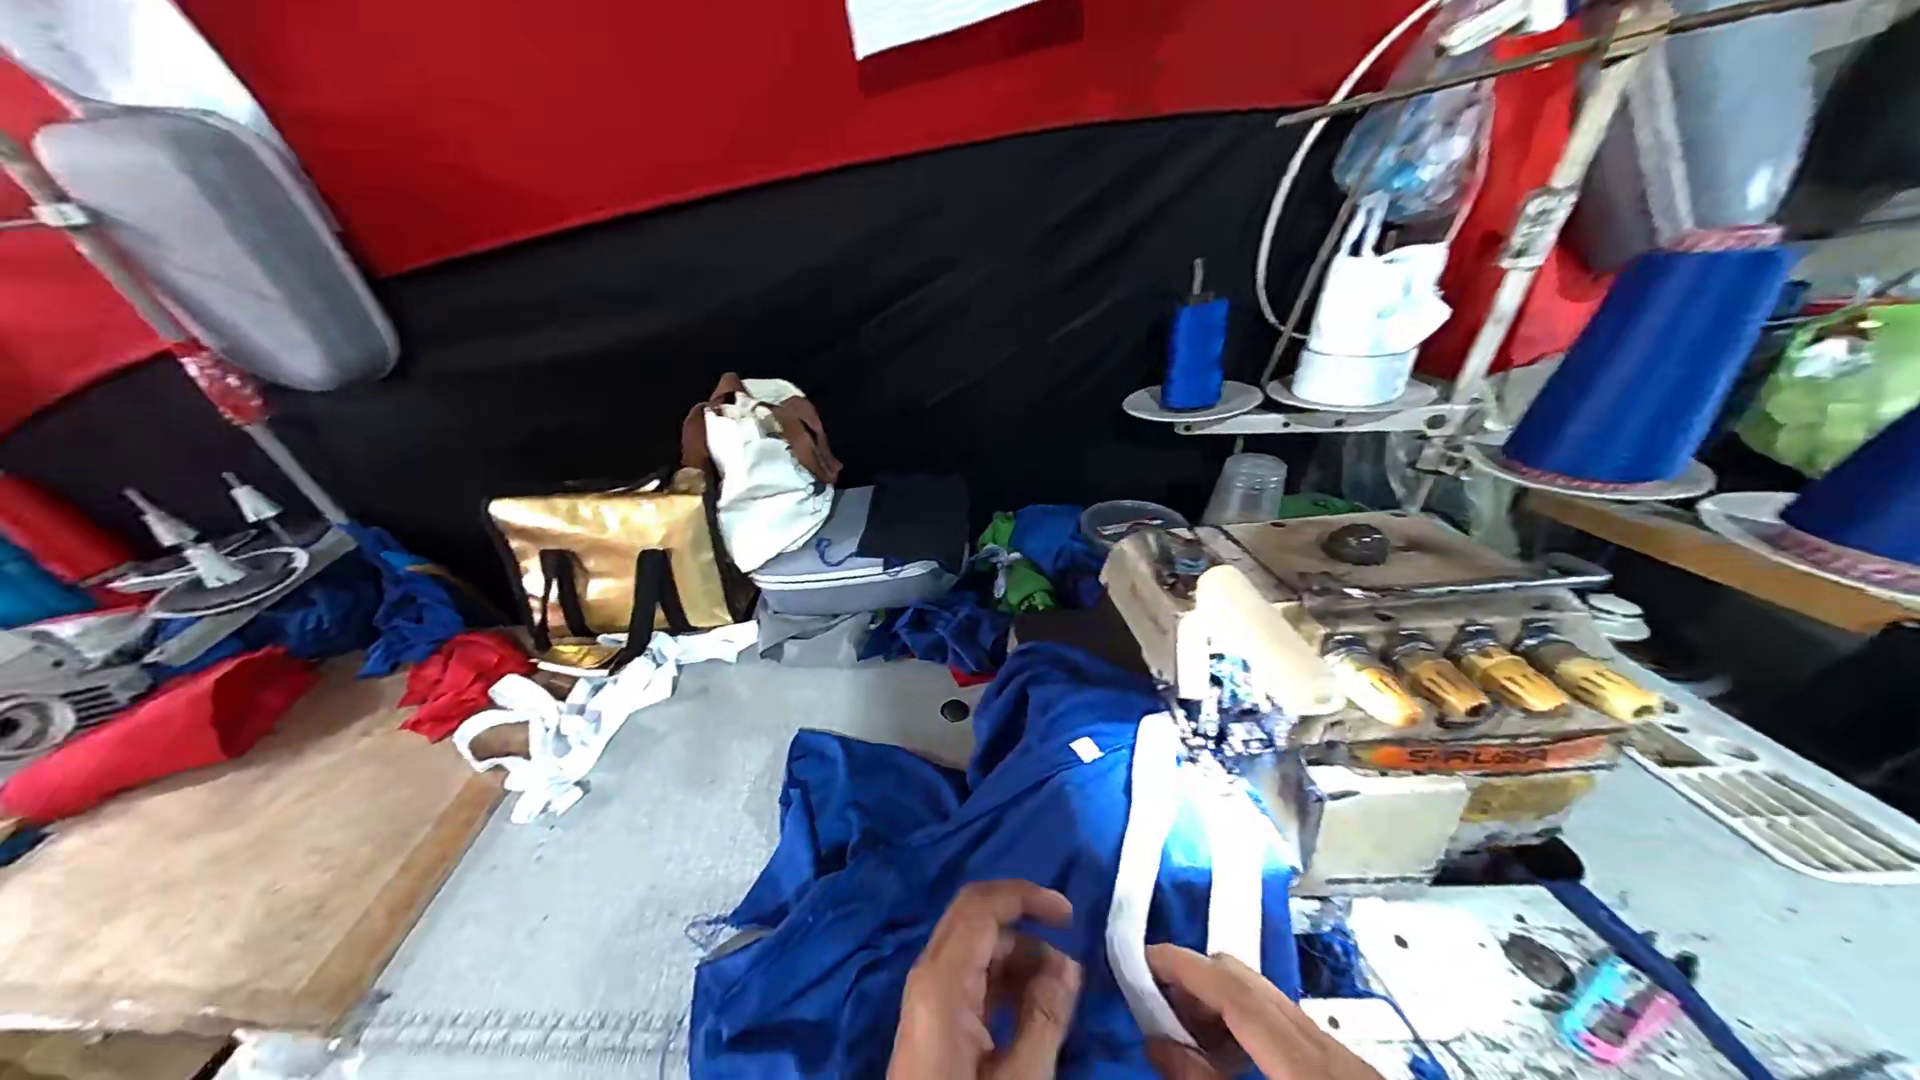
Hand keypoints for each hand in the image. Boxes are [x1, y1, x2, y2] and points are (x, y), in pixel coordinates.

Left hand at [889, 881, 1083, 1079]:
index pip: (980, 906)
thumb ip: (1045, 1016)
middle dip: (1024, 921)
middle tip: (1068, 938)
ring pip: (975, 945)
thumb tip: (1067, 962)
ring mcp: (928, 994)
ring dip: (1018, 953)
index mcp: (942, 980)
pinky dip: (1004, 977)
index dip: (1024, 896)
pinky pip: (971, 974)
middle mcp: (929, 973)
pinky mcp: (934, 1016)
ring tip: (1060, 987)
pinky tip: (1034, 1003)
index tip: (1068, 914)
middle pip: (975, 918)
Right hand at [1143, 944, 1385, 1079]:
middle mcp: (1323, 1046)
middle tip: (1158, 1006)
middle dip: (1196, 981)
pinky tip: (1230, 1059)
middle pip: (1248, 981)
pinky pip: (1281, 1023)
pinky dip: (1245, 1024)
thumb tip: (1158, 1041)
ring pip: (1264, 997)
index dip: (1184, 968)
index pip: (1234, 992)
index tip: (1144, 959)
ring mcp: (1339, 1055)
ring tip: (1189, 1037)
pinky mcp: (1345, 1069)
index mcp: (1304, 1065)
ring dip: (1219, 1002)